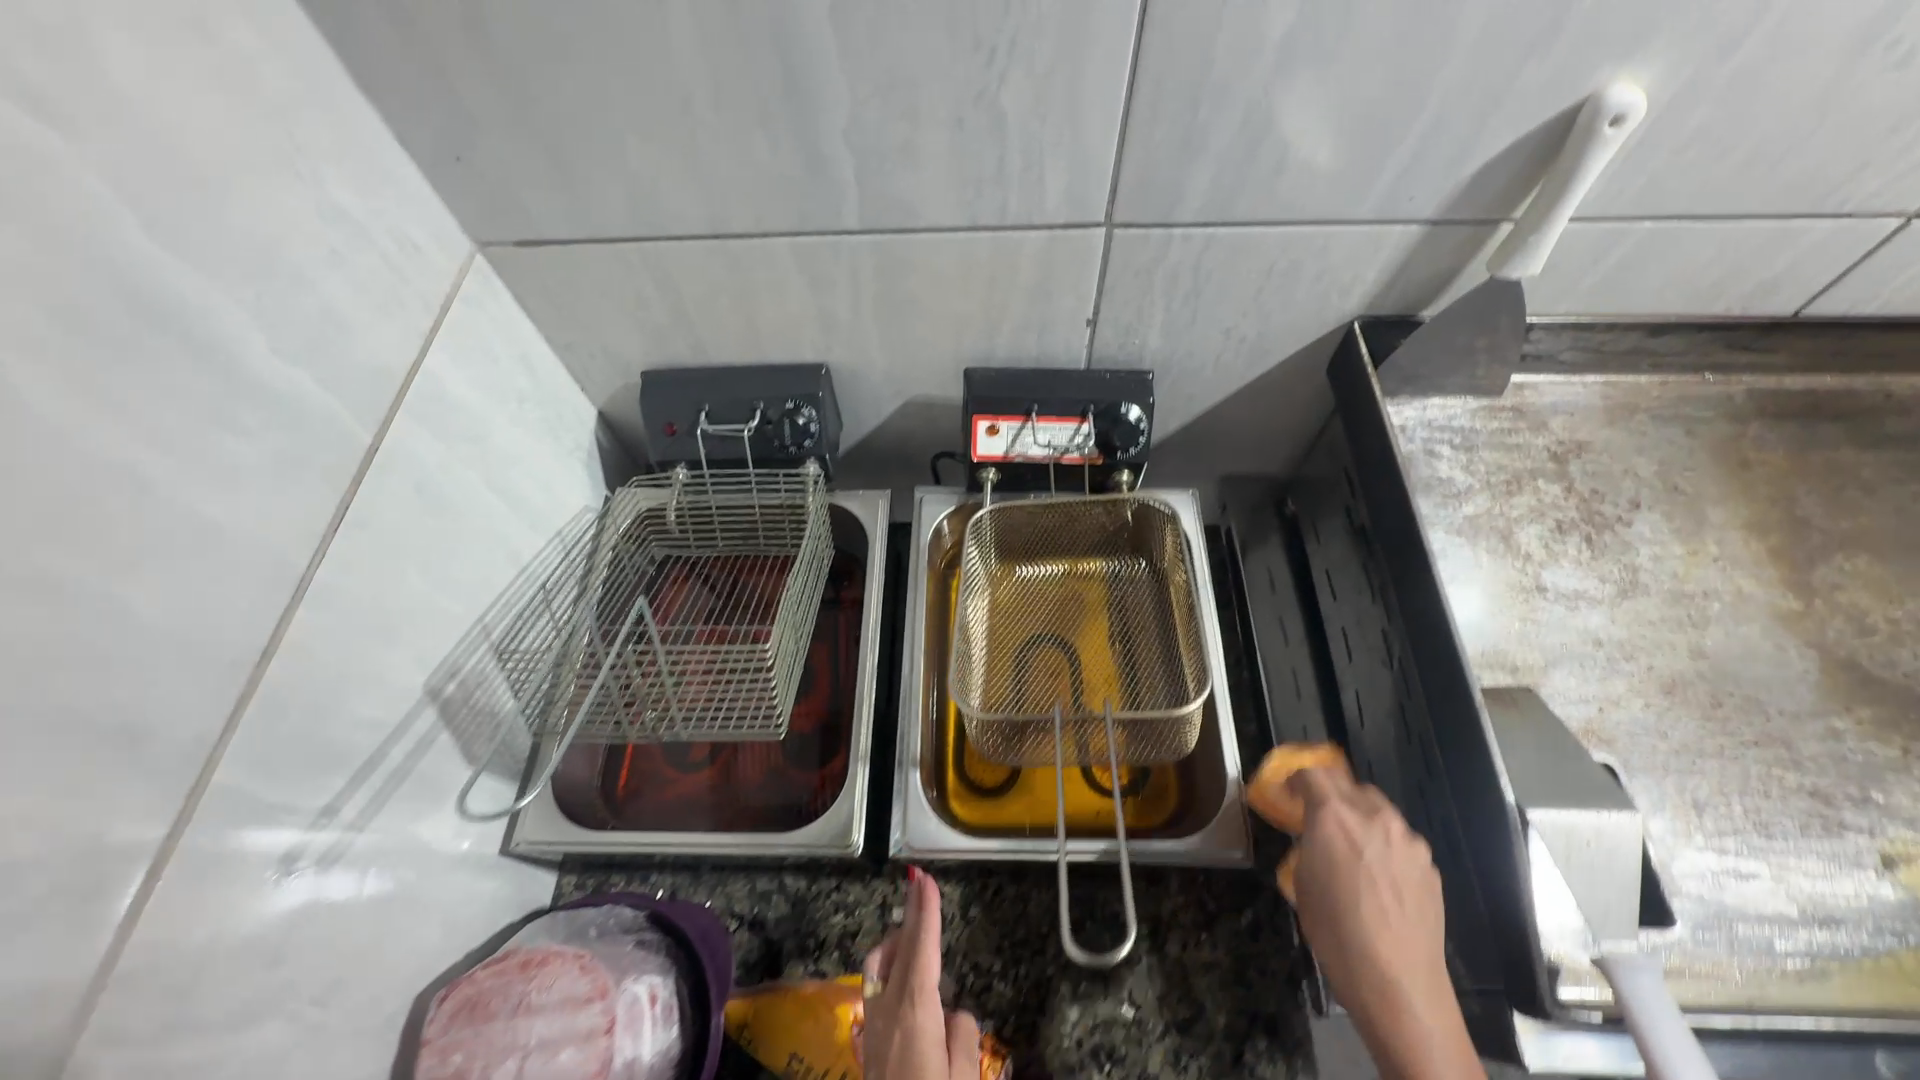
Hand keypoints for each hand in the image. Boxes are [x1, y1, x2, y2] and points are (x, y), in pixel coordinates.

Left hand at [861, 867, 979, 1079]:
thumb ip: (963, 1040)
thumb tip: (956, 1014)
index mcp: (914, 1015)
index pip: (921, 951)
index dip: (925, 913)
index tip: (924, 878)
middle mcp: (887, 1013)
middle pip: (896, 952)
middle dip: (909, 917)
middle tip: (921, 887)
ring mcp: (873, 1030)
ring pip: (879, 969)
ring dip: (897, 943)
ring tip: (915, 929)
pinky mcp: (870, 1047)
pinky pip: (878, 991)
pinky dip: (891, 970)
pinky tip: (906, 980)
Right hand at [1287, 768, 1482, 1079]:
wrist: (1397, 981)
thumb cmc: (1335, 934)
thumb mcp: (1302, 884)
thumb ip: (1308, 847)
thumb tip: (1315, 840)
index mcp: (1334, 818)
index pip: (1312, 774)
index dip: (1295, 779)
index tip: (1288, 792)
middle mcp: (1375, 818)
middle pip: (1350, 784)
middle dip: (1331, 793)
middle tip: (1318, 817)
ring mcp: (1408, 840)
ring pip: (1380, 811)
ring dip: (1360, 817)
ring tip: (1351, 850)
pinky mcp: (1429, 865)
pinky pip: (1401, 841)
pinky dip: (1385, 846)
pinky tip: (1380, 879)